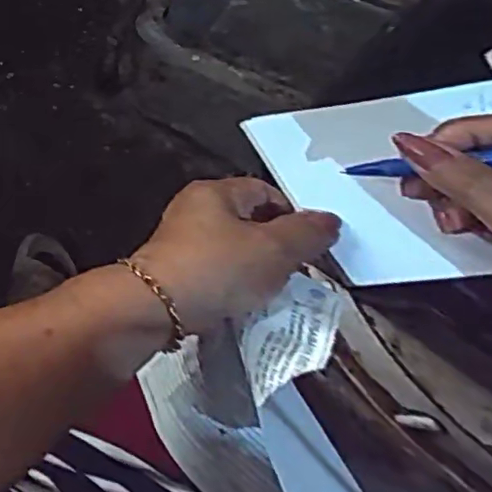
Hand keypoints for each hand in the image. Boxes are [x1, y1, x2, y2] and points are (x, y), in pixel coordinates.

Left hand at [130, 178, 340, 328]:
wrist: (164, 301)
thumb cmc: (220, 266)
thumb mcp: (274, 248)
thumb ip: (306, 232)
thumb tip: (327, 218)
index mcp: (212, 192)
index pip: (264, 190)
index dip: (294, 214)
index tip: (315, 244)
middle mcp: (195, 206)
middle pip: (252, 217)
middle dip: (281, 242)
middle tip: (302, 268)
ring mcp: (186, 233)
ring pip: (239, 243)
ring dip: (264, 262)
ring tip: (281, 285)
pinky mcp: (184, 260)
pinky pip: (224, 262)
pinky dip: (243, 275)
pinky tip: (255, 294)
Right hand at [396, 113, 491, 386]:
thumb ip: (473, 187)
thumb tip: (418, 148)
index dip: (460, 139)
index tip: (417, 155)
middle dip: (451, 172)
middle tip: (420, 187)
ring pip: (489, 178)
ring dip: (455, 194)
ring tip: (449, 217)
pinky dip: (469, 211)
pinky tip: (465, 225)